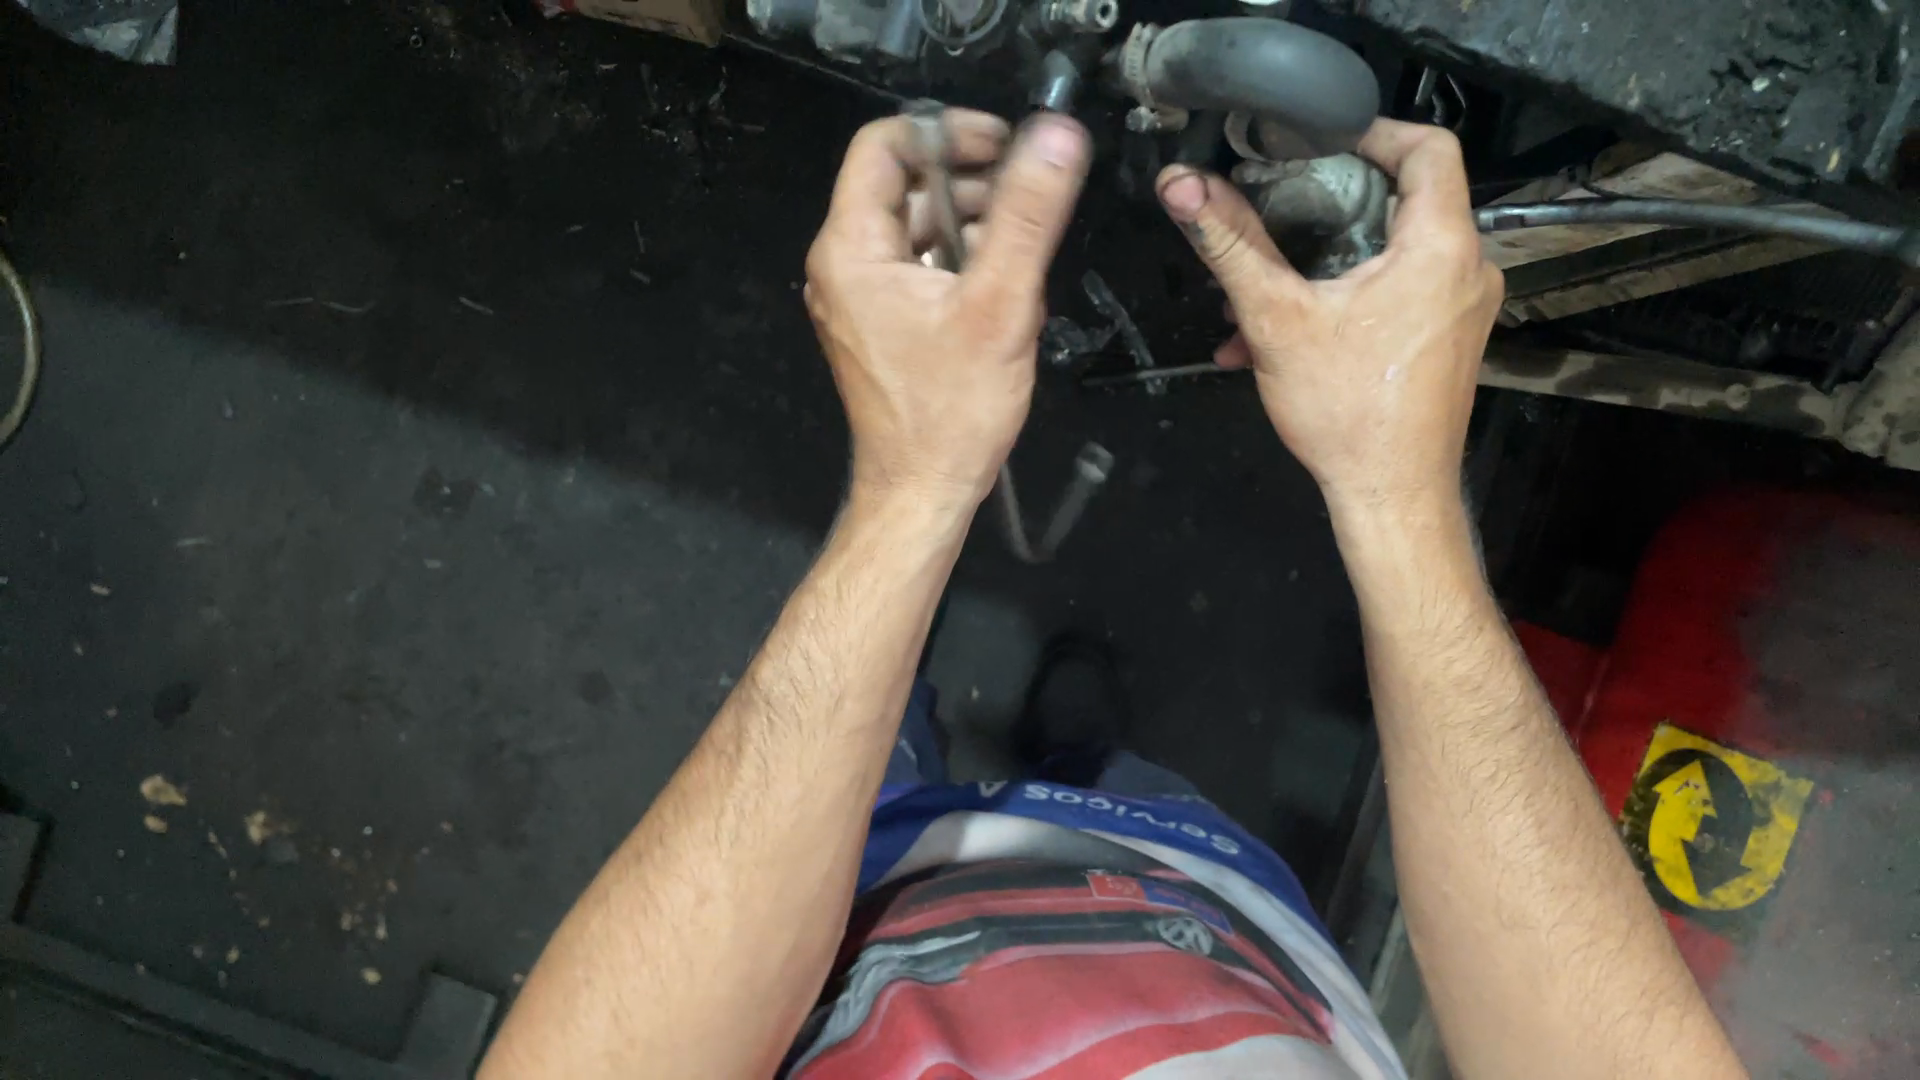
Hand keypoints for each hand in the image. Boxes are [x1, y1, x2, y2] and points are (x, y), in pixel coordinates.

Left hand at [806, 109, 1089, 507]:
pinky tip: (1001, 285)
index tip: (1004, 147)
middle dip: (968, 182)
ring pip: (915, 230)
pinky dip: (958, 264)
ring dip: (970, 226)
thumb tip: (1057, 137)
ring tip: (1021, 248)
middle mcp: (844, 267)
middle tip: (1026, 198)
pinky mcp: (880, 326)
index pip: (885, 146)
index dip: (947, 131)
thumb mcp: (1000, 306)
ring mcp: (860, 299)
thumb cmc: (952, 412)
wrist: (923, 489)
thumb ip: (1027, 216)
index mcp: (853, 249)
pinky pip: (918, 270)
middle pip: (904, 187)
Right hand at [1155, 120, 1502, 512]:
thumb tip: (1183, 187)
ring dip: (1317, 272)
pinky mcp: (1444, 340)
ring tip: (1254, 303)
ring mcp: (1458, 308)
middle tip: (1269, 224)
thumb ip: (1232, 247)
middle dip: (1321, 215)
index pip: (1427, 146)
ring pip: (1386, 259)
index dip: (1370, 132)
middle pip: (1398, 203)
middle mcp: (1466, 269)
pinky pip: (1391, 299)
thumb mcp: (1276, 320)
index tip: (1315, 143)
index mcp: (1439, 246)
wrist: (1388, 492)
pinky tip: (1278, 341)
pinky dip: (1339, 306)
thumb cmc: (1344, 408)